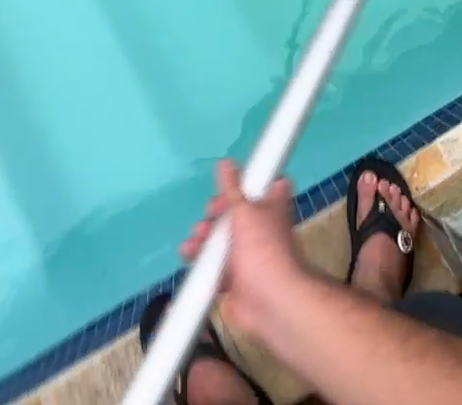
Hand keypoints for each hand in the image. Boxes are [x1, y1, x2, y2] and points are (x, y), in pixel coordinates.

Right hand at [180, 158, 314, 333]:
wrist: (269, 300)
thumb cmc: (261, 247)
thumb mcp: (244, 210)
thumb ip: (232, 188)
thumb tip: (226, 162)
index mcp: (271, 207)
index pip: (264, 186)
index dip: (246, 184)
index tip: (231, 187)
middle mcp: (261, 228)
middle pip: (234, 213)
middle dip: (215, 213)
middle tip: (209, 216)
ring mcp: (248, 254)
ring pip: (221, 239)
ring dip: (204, 238)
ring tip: (194, 241)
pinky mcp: (235, 277)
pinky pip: (214, 265)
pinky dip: (202, 262)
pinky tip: (189, 257)